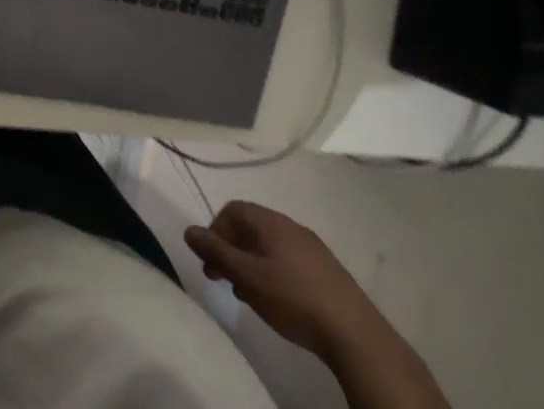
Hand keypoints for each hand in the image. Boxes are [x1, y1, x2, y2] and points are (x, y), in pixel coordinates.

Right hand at [184, 201, 385, 359]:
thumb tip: (189, 230)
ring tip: (246, 293)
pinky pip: (288, 262)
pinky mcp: (326, 272)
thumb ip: (215, 251)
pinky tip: (274, 300)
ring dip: (249, 264)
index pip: (233, 209)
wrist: (354, 334)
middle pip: (251, 228)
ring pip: (269, 247)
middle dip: (229, 249)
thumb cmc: (293, 298)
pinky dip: (271, 274)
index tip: (211, 258)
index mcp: (273, 224)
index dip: (215, 229)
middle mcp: (294, 229)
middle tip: (220, 278)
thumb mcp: (246, 275)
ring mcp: (314, 250)